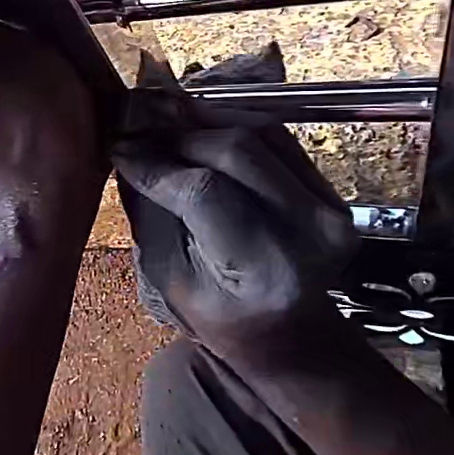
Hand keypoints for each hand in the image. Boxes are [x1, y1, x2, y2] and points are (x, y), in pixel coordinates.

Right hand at [114, 122, 359, 373]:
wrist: (290, 331)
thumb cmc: (223, 317)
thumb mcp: (171, 276)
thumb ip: (152, 208)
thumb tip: (131, 145)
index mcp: (268, 269)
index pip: (205, 190)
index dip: (158, 163)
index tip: (121, 148)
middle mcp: (311, 232)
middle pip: (236, 150)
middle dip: (179, 135)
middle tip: (140, 133)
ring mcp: (330, 207)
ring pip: (259, 132)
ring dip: (206, 123)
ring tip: (166, 127)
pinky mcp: (332, 190)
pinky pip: (278, 138)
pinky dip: (235, 126)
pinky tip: (201, 129)